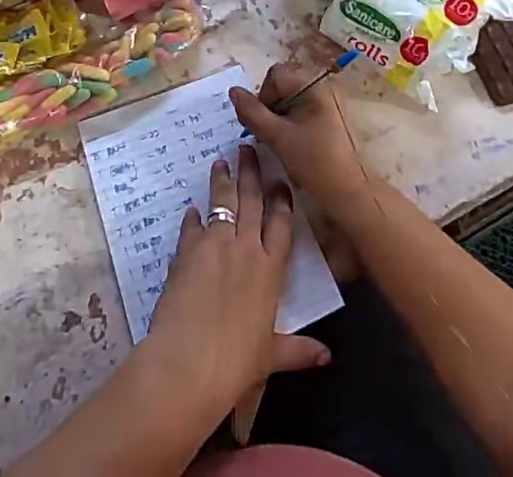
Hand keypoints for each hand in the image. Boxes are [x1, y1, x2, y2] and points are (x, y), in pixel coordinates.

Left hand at [139, 146, 330, 413]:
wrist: (188, 364)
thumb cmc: (236, 362)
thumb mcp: (270, 356)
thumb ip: (298, 350)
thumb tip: (326, 357)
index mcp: (271, 269)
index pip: (281, 223)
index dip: (281, 199)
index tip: (280, 180)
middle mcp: (246, 249)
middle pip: (252, 200)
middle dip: (251, 172)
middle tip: (248, 147)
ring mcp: (215, 246)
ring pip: (222, 203)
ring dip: (222, 180)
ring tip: (221, 161)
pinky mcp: (186, 251)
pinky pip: (192, 226)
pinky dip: (193, 217)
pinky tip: (192, 209)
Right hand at [230, 66, 368, 201]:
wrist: (350, 191)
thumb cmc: (313, 162)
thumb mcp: (277, 137)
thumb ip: (252, 113)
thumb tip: (234, 92)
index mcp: (315, 85)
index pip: (276, 75)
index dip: (263, 97)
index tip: (264, 124)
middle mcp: (326, 85)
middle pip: (285, 83)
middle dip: (272, 105)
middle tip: (270, 132)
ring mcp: (333, 100)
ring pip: (294, 96)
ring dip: (281, 114)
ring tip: (283, 139)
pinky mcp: (335, 114)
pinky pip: (306, 106)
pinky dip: (294, 119)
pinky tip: (296, 141)